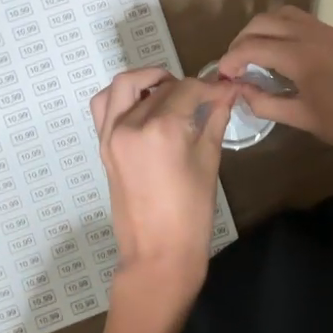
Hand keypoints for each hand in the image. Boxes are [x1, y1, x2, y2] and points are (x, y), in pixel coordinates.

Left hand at [91, 68, 237, 317]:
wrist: (159, 252)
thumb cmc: (192, 212)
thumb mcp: (209, 160)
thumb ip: (216, 119)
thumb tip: (229, 93)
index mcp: (162, 128)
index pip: (188, 89)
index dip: (210, 88)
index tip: (225, 92)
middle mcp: (131, 123)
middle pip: (161, 86)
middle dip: (186, 86)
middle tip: (206, 98)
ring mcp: (112, 134)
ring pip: (125, 85)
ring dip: (148, 80)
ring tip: (170, 92)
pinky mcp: (104, 146)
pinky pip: (105, 106)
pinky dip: (122, 96)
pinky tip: (144, 105)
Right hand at [217, 6, 332, 173]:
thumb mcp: (303, 119)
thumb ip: (267, 103)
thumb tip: (240, 92)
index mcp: (300, 57)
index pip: (252, 47)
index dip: (231, 60)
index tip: (222, 77)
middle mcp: (312, 35)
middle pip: (263, 22)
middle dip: (242, 40)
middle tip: (235, 66)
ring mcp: (328, 32)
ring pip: (284, 15)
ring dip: (263, 29)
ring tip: (256, 56)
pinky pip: (303, 21)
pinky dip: (284, 29)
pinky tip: (282, 55)